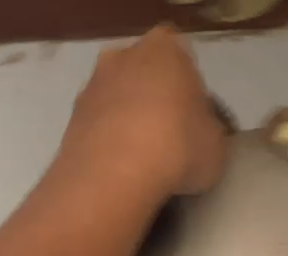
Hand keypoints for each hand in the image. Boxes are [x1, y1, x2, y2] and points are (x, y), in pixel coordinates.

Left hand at [54, 25, 227, 199]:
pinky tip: (119, 173)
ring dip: (128, 125)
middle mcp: (125, 55)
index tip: (194, 129)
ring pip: (119, 103)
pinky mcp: (71, 118)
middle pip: (146, 79)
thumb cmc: (178, 149)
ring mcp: (93, 85)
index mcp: (167, 48)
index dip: (192, 99)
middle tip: (168, 145)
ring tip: (141, 166)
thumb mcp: (216, 147)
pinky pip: (98, 129)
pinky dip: (107, 146)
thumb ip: (209, 132)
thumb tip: (200, 138)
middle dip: (155, 106)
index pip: (185, 65)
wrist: (115, 174)